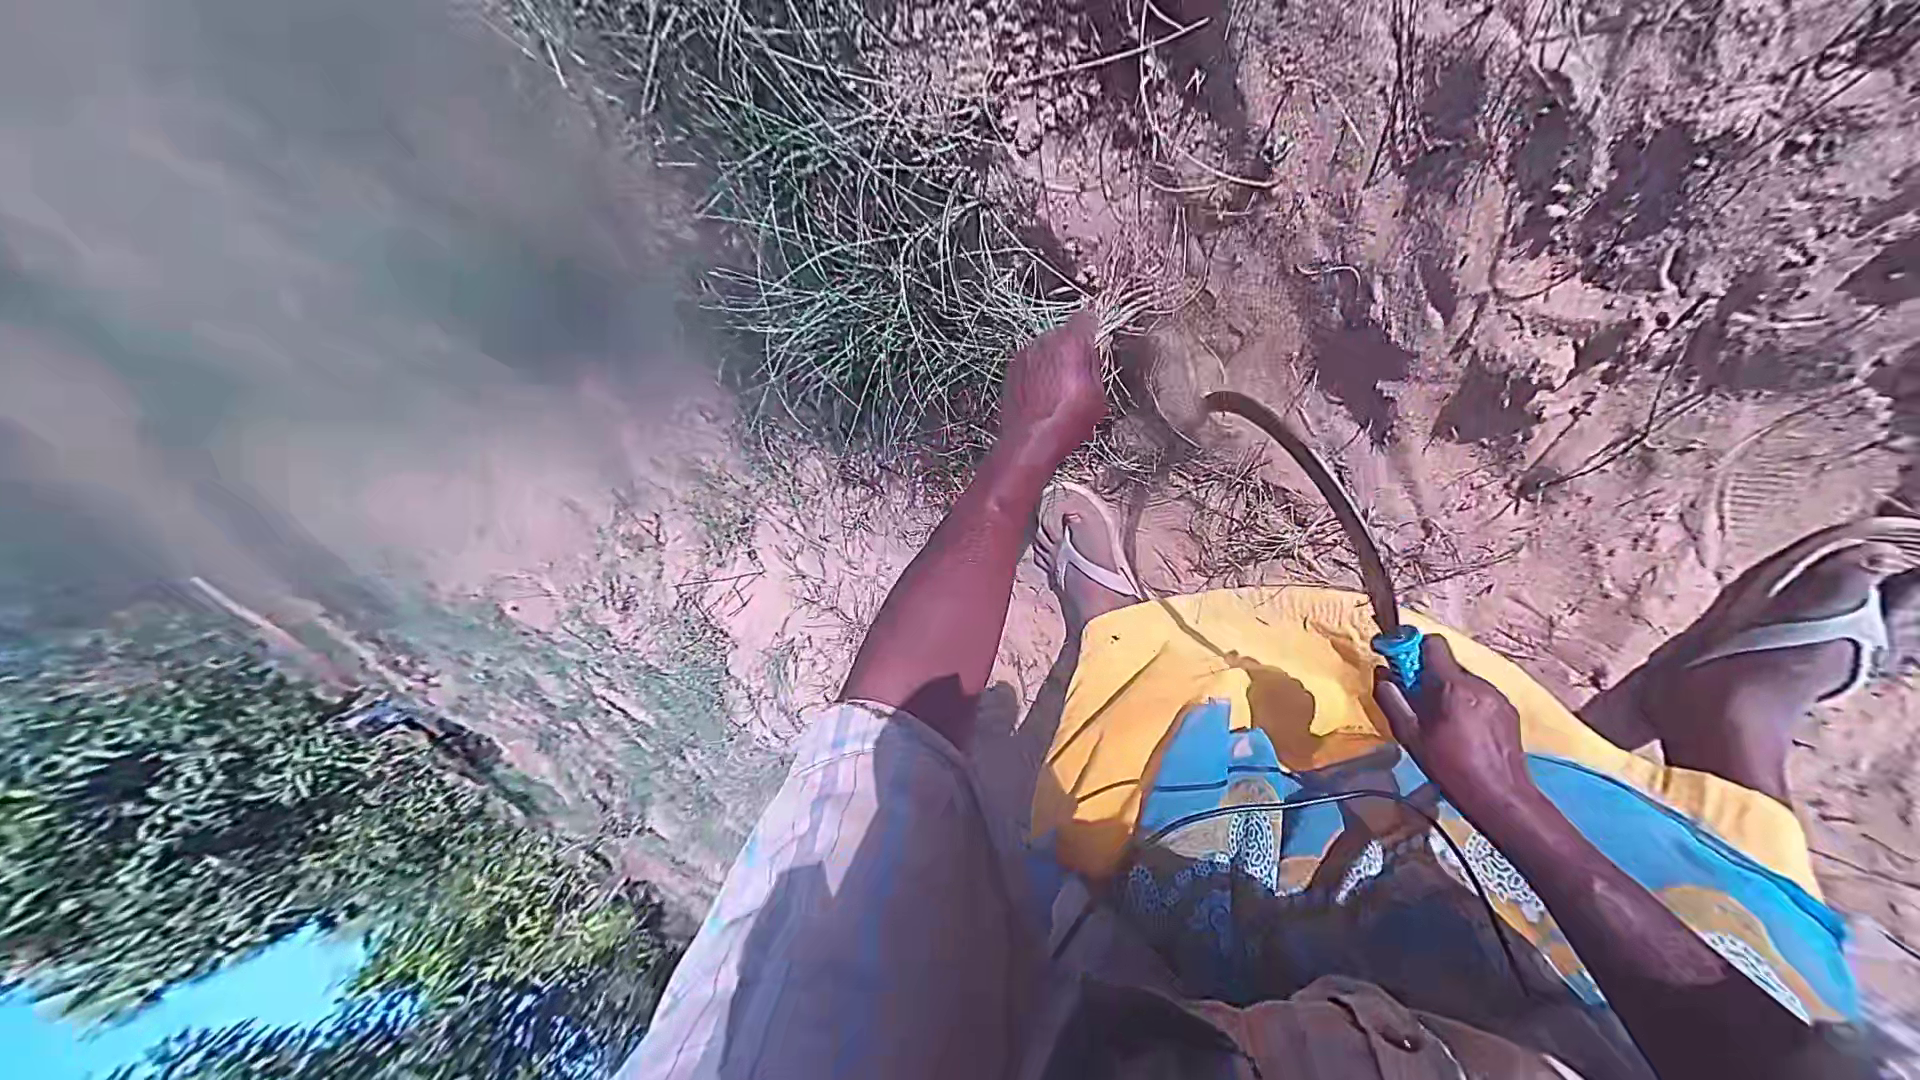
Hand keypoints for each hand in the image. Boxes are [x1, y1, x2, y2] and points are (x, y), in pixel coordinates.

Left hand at [996, 309, 1104, 465]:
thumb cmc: (1065, 421)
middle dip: (1070, 349)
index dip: (1092, 331)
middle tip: (1078, 373)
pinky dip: (1035, 373)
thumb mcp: (1097, 393)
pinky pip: (1028, 364)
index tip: (1094, 340)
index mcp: (1071, 342)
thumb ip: (1094, 365)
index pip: (1085, 319)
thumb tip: (1091, 355)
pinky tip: (1042, 394)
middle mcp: (1044, 342)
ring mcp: (1025, 355)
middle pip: (1062, 334)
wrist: (1031, 440)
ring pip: (1043, 349)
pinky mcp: (1011, 371)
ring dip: (1050, 361)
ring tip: (1059, 389)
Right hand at [1373, 635, 1536, 813]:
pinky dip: (1462, 701)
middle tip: (1413, 699)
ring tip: (1437, 718)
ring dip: (1444, 689)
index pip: (1432, 643)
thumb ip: (1390, 697)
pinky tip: (1459, 728)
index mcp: (1453, 686)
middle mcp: (1479, 684)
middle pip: (1445, 662)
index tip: (1397, 664)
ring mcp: (1498, 697)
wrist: (1500, 797)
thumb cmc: (1448, 765)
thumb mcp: (1407, 733)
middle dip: (1425, 674)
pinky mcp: (1508, 711)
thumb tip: (1382, 673)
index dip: (1410, 647)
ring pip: (1461, 679)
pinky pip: (1477, 694)